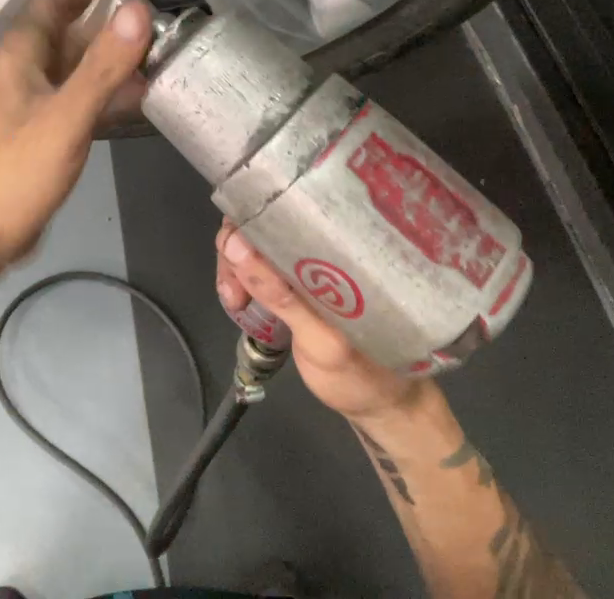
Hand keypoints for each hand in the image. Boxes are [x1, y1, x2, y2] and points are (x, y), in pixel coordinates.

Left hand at [0, 0, 152, 269]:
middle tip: (153, 17)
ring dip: (106, 62)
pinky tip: (132, 100)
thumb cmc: (13, 175)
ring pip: (70, 70)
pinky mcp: (32, 135)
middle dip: (106, 24)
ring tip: (154, 55)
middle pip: (64, 34)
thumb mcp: (65, 119)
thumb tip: (138, 10)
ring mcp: (23, 105)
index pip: (50, 1)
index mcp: (15, 57)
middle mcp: (16, 73)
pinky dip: (99, 96)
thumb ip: (103, 66)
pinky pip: (70, 101)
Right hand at [215, 221, 435, 420]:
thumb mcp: (321, 339)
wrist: (381, 405)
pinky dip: (238, 279)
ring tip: (235, 303)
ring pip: (252, 244)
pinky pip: (255, 266)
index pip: (285, 208)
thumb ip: (281, 296)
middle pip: (260, 223)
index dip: (250, 222)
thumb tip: (236, 246)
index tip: (234, 258)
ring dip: (232, 268)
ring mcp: (304, 264)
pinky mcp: (292, 283)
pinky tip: (238, 302)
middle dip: (234, 251)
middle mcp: (320, 248)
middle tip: (233, 295)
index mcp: (336, 249)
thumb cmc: (363, 373)